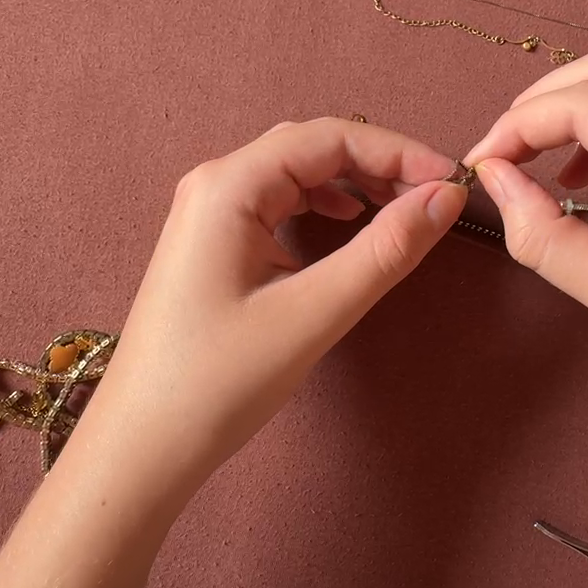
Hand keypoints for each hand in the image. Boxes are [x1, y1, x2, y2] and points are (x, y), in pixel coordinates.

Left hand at [85, 117, 467, 483]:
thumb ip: (385, 249)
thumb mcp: (313, 313)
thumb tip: (444, 197)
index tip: (450, 179)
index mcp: (230, 184)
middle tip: (433, 195)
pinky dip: (324, 201)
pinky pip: (279, 199)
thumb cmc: (216, 382)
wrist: (138, 450)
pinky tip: (346, 219)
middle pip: (313, 146)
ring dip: (353, 180)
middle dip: (378, 162)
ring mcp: (209, 210)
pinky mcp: (213, 240)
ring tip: (400, 205)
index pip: (331, 137)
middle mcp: (216, 183)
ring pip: (297, 171)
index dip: (397, 150)